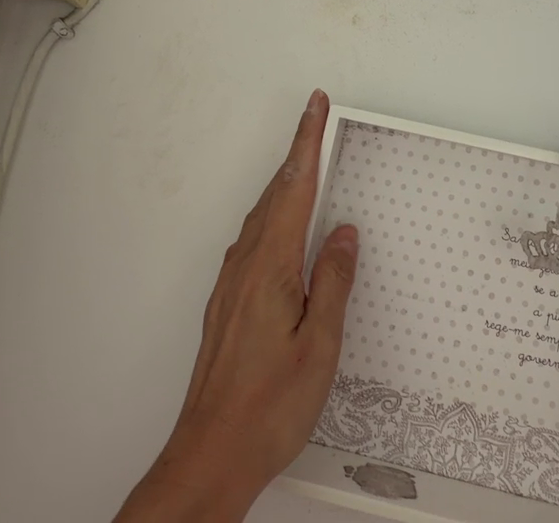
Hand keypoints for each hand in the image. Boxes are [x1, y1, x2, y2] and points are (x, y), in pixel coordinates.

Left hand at [114, 90, 359, 522]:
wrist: (213, 451)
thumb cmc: (266, 407)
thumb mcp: (320, 344)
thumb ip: (334, 282)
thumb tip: (345, 236)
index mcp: (270, 267)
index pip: (294, 187)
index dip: (306, 142)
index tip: (314, 108)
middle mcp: (245, 267)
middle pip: (275, 194)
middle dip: (297, 153)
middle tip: (313, 122)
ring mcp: (232, 284)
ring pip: (262, 216)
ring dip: (284, 183)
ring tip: (304, 164)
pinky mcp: (228, 303)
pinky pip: (254, 240)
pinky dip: (273, 215)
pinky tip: (281, 227)